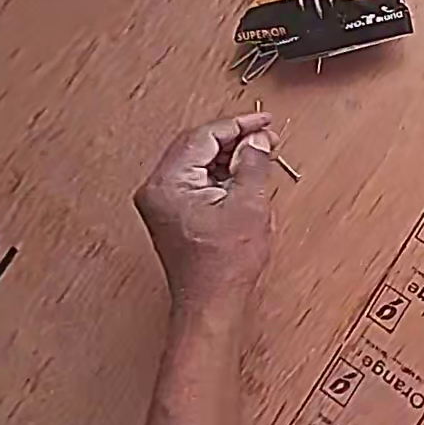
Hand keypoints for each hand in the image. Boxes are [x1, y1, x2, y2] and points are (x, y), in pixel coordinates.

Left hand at [134, 112, 279, 313]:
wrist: (212, 302)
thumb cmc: (224, 264)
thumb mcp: (249, 204)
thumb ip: (253, 163)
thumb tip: (257, 139)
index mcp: (168, 183)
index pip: (203, 136)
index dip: (238, 125)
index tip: (263, 122)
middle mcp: (158, 189)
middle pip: (197, 146)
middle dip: (234, 138)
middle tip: (265, 135)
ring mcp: (163, 202)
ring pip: (198, 161)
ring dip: (229, 155)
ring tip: (260, 153)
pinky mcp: (174, 213)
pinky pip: (198, 179)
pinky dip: (222, 173)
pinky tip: (245, 175)